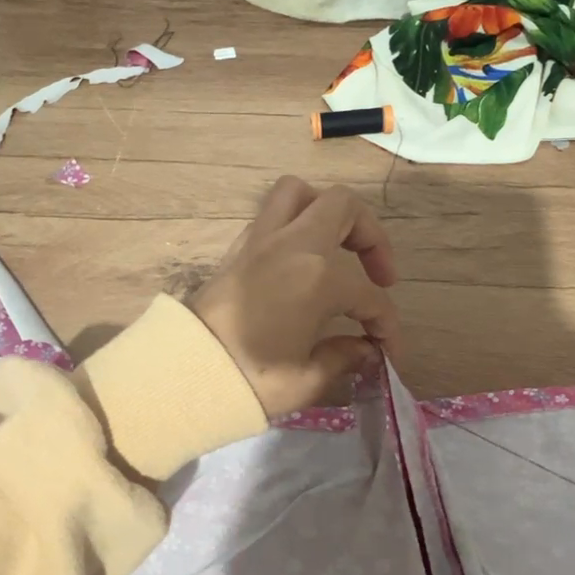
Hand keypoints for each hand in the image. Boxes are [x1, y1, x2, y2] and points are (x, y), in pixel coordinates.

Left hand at [186, 176, 399, 416]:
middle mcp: (293, 246)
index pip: (369, 295)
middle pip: (344, 207)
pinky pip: (272, 214)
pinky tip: (302, 261)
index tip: (389, 350)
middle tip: (379, 275)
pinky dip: (295, 224)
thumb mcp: (307, 380)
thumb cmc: (252, 380)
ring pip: (300, 194)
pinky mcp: (238, 249)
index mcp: (318, 278)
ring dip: (326, 213)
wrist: (185, 375)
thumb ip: (344, 357)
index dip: (386, 323)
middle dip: (371, 237)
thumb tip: (365, 349)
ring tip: (337, 248)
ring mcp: (262, 241)